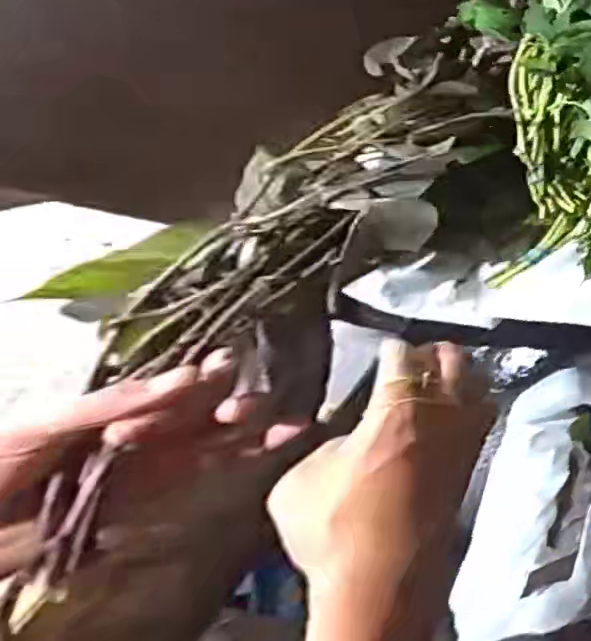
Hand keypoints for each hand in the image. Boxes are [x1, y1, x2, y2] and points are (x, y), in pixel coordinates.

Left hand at [0, 349, 308, 571]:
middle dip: (239, 399)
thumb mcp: (38, 427)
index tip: (219, 369)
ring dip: (258, 420)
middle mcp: (164, 422)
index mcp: (136, 402)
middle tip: (231, 412)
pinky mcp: (181, 486)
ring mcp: (175, 454)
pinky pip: (233, 462)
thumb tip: (190, 374)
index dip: (213, 370)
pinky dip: (264, 448)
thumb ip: (111, 401)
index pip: (191, 377)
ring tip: (257, 424)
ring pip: (237, 426)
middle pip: (222, 399)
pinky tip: (285, 438)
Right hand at [268, 341, 491, 640]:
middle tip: (417, 355)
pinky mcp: (478, 445)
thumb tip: (347, 432)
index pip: (401, 357)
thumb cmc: (336, 523)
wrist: (385, 565)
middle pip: (450, 357)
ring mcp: (467, 424)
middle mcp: (444, 404)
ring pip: (475, 376)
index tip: (387, 346)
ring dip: (459, 370)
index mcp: (399, 404)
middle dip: (433, 350)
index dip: (392, 348)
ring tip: (440, 375)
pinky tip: (458, 404)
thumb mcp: (301, 478)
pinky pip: (484, 404)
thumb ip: (325, 442)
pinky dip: (473, 396)